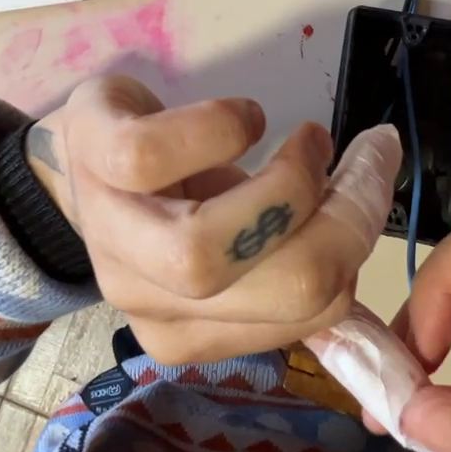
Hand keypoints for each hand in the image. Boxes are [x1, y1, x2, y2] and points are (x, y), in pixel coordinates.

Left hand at [24, 75, 398, 365]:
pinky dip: (224, 128)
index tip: (370, 186)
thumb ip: (290, 261)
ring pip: (206, 250)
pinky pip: (156, 156)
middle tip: (362, 163)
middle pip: (280, 289)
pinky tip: (244, 117)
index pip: (309, 314)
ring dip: (288, 185)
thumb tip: (369, 248)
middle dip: (345, 219)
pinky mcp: (96, 159)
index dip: (359, 247)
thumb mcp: (233, 244)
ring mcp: (113, 235)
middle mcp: (150, 301)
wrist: (81, 160)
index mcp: (192, 334)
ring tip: (308, 142)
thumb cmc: (172, 202)